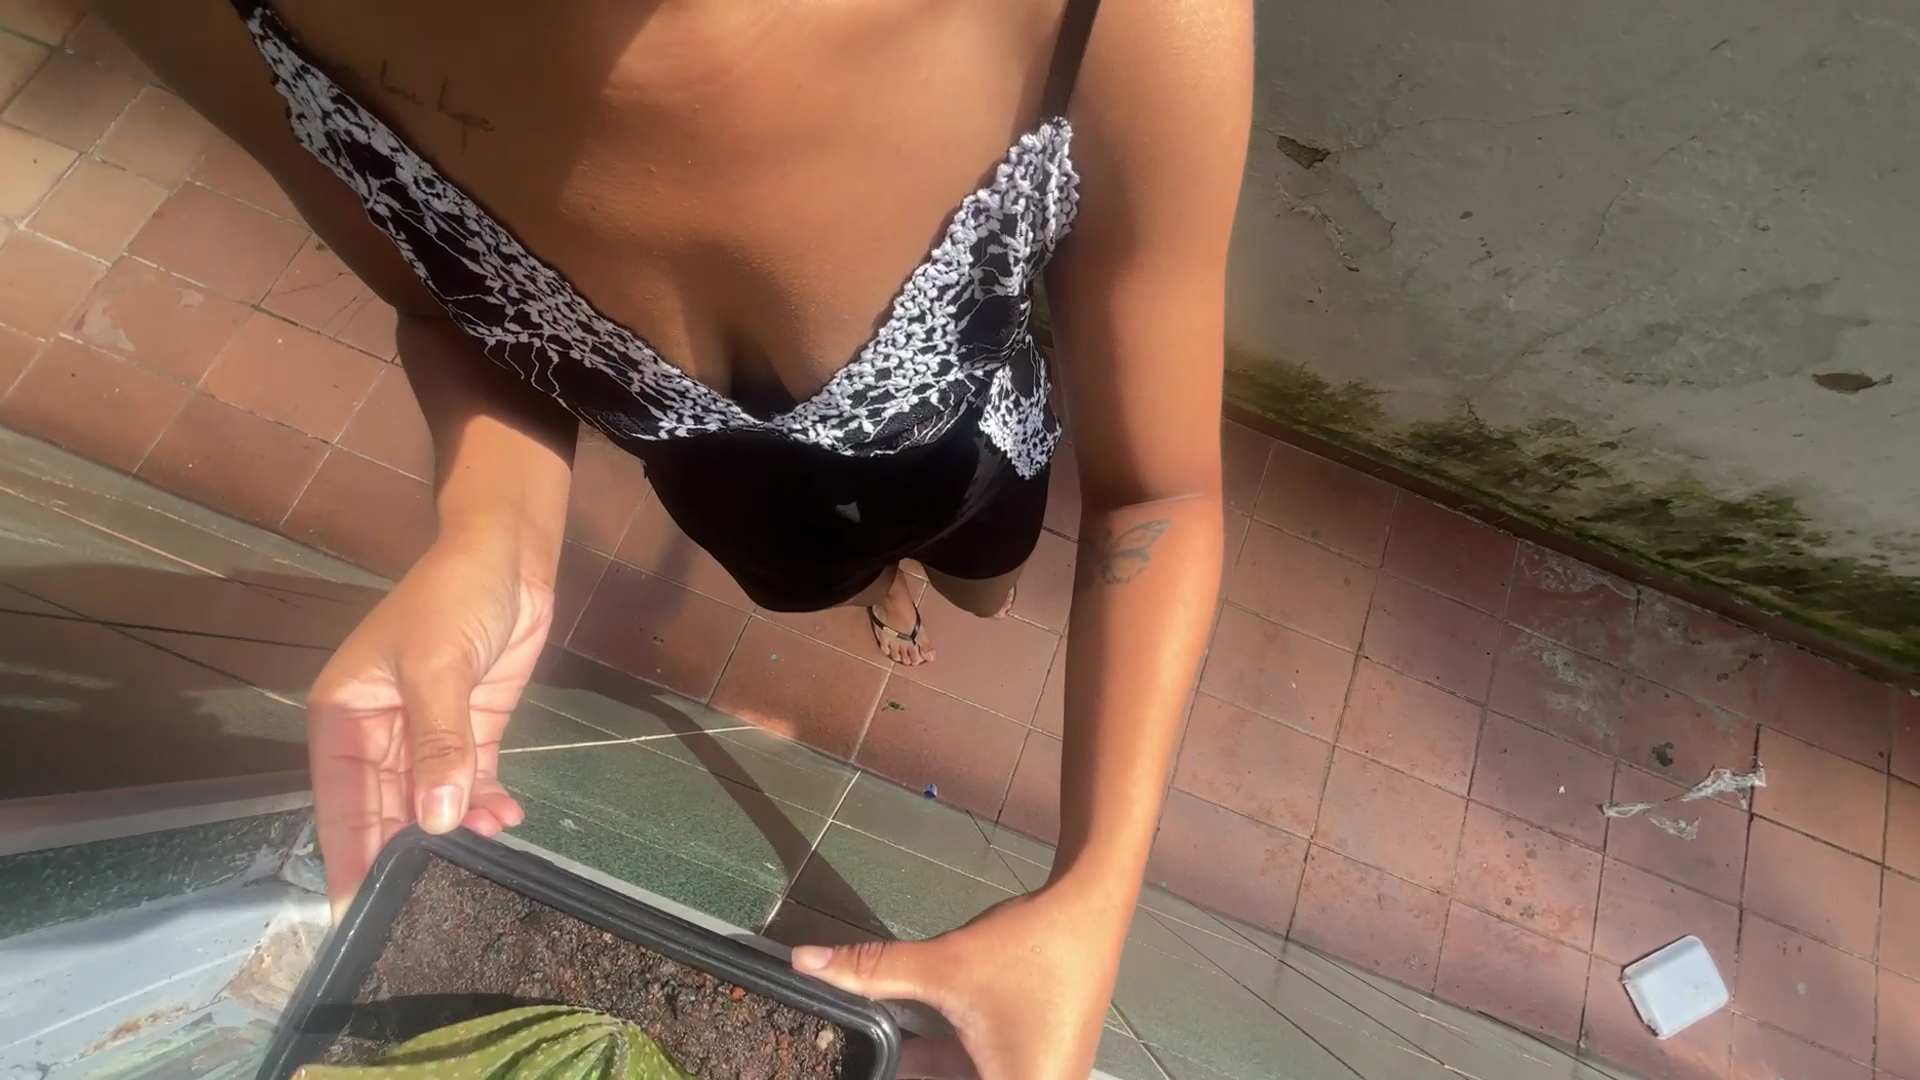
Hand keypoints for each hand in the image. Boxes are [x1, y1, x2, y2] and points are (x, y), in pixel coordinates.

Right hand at [306, 526, 551, 916]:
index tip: (354, 912)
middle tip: (430, 904)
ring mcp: (432, 729)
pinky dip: (486, 797)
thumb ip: (437, 744)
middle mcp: (381, 731)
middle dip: (408, 849)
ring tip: (485, 856)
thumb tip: (433, 822)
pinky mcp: (476, 723)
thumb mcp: (437, 668)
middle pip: (388, 805)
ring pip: (436, 793)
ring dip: (457, 825)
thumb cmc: (454, 602)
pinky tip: (505, 820)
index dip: (350, 853)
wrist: (508, 561)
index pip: (340, 799)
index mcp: (345, 717)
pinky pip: (475, 772)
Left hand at [792, 883, 1127, 1077]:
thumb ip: (873, 971)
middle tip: (869, 1057)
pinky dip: (946, 1058)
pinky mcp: (1037, 1066)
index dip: (902, 1076)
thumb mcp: (946, 966)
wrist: (1087, 909)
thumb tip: (802, 961)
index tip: (869, 1070)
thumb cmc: (1027, 949)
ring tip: (884, 1048)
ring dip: (926, 1066)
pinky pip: (981, 1073)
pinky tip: (912, 1041)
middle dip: (910, 1070)